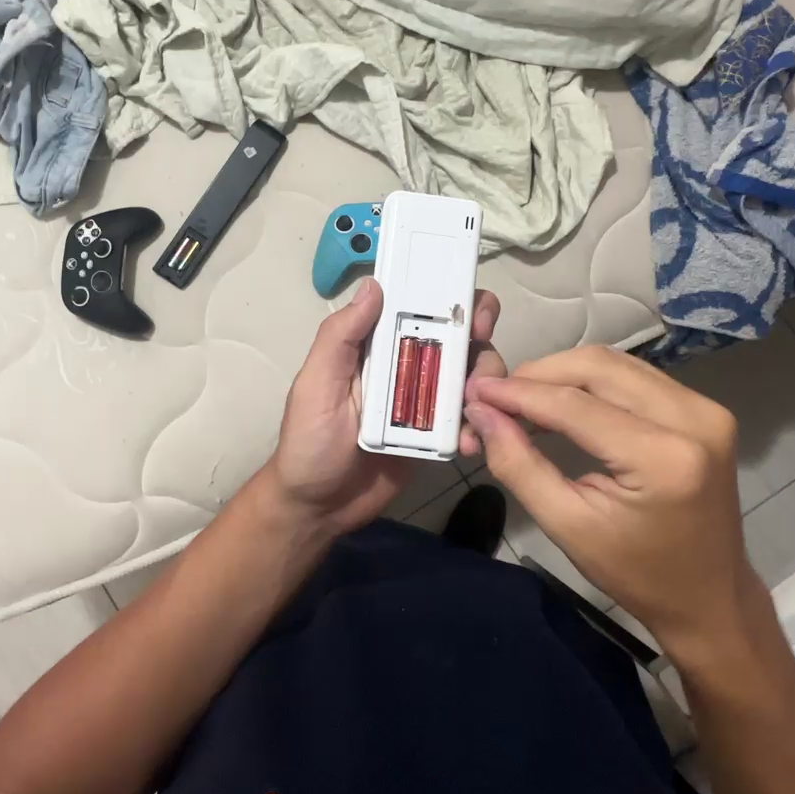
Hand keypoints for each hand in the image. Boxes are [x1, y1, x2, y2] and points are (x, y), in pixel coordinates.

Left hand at [264, 278, 502, 533]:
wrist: (319, 507)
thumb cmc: (309, 441)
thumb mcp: (315, 384)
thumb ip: (339, 336)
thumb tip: (374, 286)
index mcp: (377, 345)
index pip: (420, 306)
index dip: (453, 298)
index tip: (470, 313)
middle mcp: (407, 364)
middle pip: (459, 335)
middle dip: (480, 339)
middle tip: (480, 361)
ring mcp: (426, 401)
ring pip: (472, 375)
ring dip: (485, 384)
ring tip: (476, 407)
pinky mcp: (438, 436)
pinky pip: (471, 420)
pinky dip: (480, 426)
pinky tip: (471, 443)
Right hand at [462, 346, 759, 658]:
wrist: (710, 598)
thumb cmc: (636, 573)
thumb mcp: (567, 525)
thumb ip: (518, 465)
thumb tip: (480, 413)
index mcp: (664, 458)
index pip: (574, 405)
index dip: (518, 393)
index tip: (475, 391)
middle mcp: (693, 419)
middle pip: (597, 367)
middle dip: (538, 374)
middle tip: (495, 395)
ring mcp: (705, 409)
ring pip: (615, 364)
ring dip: (562, 373)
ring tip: (521, 399)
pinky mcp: (704, 409)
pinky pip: (634, 376)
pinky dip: (590, 382)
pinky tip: (559, 402)